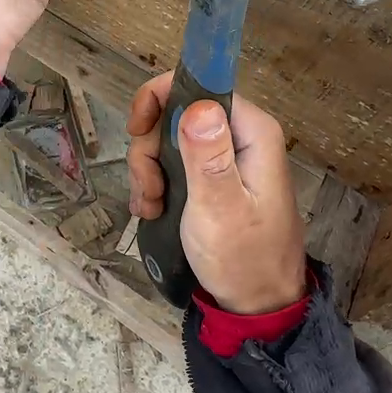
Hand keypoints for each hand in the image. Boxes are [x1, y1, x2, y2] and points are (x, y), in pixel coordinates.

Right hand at [126, 74, 305, 314]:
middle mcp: (241, 134)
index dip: (159, 98)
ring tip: (151, 206)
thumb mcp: (220, 209)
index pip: (197, 84)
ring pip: (168, 138)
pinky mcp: (214, 175)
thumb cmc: (242, 258)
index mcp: (251, 131)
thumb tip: (198, 105)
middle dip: (150, 148)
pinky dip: (155, 182)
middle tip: (149, 188)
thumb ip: (208, 157)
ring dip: (149, 170)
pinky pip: (172, 161)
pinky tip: (153, 209)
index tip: (136, 129)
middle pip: (175, 112)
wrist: (255, 308)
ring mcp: (226, 155)